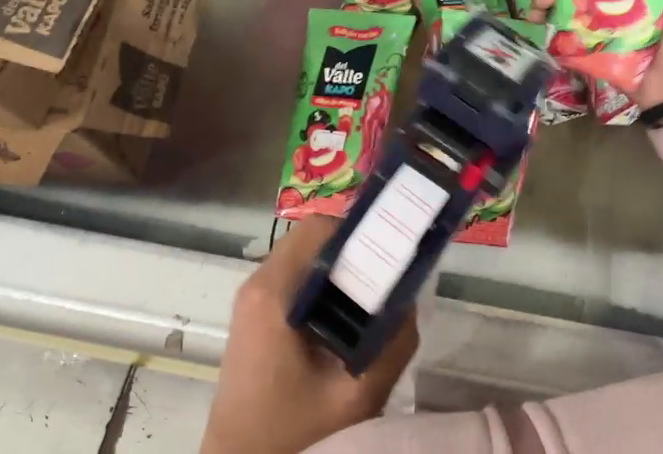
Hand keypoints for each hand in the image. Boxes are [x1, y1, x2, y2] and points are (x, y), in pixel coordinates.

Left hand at [200, 215, 417, 453]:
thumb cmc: (293, 435)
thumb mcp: (358, 395)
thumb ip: (393, 341)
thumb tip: (410, 299)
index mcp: (274, 293)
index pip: (320, 228)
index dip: (361, 233)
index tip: (393, 254)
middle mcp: (257, 286)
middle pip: (313, 241)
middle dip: (355, 254)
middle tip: (390, 280)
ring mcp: (252, 303)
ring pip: (305, 261)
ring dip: (341, 273)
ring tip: (374, 303)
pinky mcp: (255, 321)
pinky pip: (295, 283)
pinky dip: (325, 290)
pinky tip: (348, 324)